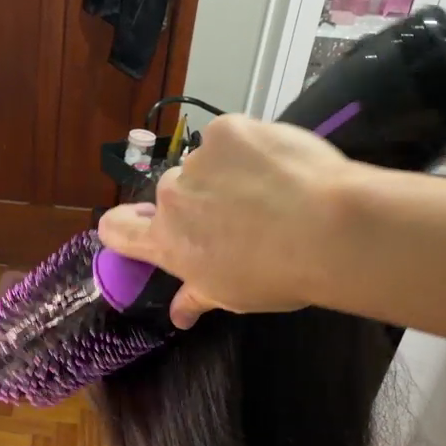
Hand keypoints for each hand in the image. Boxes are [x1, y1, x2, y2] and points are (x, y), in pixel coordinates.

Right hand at [97, 114, 367, 327]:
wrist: (328, 229)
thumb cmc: (277, 274)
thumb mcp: (233, 296)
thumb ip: (198, 296)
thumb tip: (179, 316)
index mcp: (168, 242)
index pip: (117, 229)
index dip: (121, 226)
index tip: (140, 226)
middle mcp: (173, 197)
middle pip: (173, 193)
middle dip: (199, 201)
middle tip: (240, 215)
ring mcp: (199, 159)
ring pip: (205, 162)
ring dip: (226, 173)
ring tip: (270, 189)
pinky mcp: (229, 129)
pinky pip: (232, 137)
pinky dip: (250, 148)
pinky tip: (278, 164)